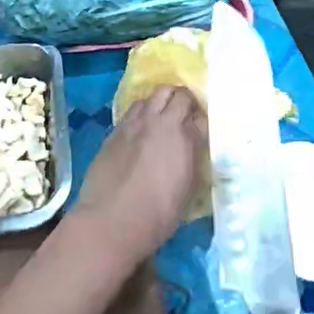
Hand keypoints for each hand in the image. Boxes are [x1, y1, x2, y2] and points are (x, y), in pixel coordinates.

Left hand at [68, 86, 204, 266]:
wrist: (112, 219)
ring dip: (162, 101)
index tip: (200, 129)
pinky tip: (142, 127)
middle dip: (184, 100)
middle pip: (176, 94)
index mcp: (184, 138)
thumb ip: (193, 158)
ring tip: (162, 117)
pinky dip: (143, 111)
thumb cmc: (157, 214)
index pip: (200, 115)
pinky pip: (134, 109)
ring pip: (153, 95)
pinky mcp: (116, 129)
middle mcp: (160, 122)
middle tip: (185, 114)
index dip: (201, 120)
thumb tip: (193, 143)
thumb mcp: (188, 189)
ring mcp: (135, 123)